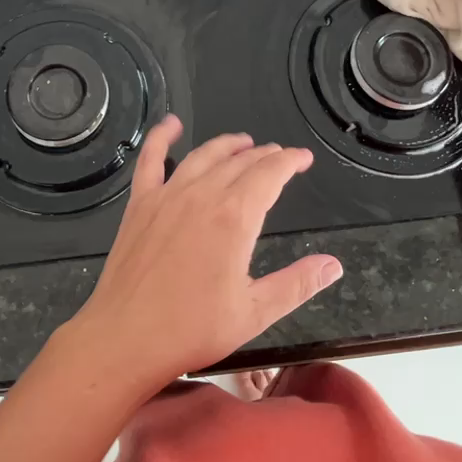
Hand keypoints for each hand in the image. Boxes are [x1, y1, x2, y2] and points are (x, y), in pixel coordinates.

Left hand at [60, 116, 341, 390]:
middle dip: (265, 155)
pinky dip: (162, 137)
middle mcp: (203, 194)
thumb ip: (297, 284)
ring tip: (244, 142)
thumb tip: (334, 265)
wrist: (127, 336)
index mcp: (235, 217)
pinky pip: (151, 159)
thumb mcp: (255, 312)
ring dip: (228, 145)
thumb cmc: (193, 329)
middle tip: (279, 156)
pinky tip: (172, 124)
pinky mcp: (140, 203)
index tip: (303, 159)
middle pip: (240, 162)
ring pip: (204, 156)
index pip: (270, 174)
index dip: (290, 162)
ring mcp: (168, 195)